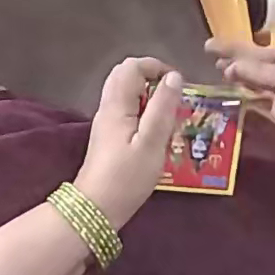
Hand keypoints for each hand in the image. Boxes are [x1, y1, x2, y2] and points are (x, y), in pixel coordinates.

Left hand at [75, 57, 183, 225]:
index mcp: (117, 105)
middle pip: (126, 76)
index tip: (177, 86)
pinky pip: (125, 111)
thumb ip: (163, 107)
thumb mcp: (152, 142)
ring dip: (148, 97)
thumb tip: (173, 77)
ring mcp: (106, 123)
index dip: (156, 67)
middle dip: (152, 79)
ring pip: (125, 94)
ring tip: (167, 117)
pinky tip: (155, 133)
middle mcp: (107, 108)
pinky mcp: (108, 137)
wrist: (97, 208)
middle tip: (173, 99)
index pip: (132, 66)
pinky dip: (142, 112)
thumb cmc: (127, 177)